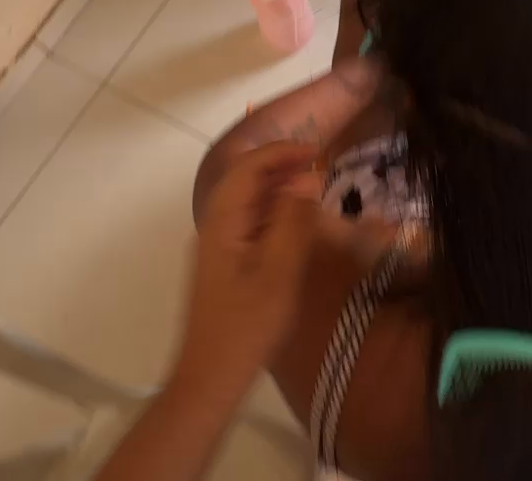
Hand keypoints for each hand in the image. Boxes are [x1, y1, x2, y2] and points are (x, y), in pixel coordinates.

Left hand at [173, 141, 323, 401]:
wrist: (210, 379)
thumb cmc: (247, 325)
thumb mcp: (279, 271)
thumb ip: (294, 221)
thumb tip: (307, 179)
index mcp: (222, 221)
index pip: (248, 167)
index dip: (282, 152)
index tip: (318, 151)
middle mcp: (213, 225)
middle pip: (245, 179)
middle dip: (282, 166)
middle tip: (320, 168)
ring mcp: (216, 245)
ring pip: (247, 200)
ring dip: (278, 188)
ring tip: (314, 190)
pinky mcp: (222, 263)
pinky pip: (248, 221)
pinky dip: (273, 211)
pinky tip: (295, 223)